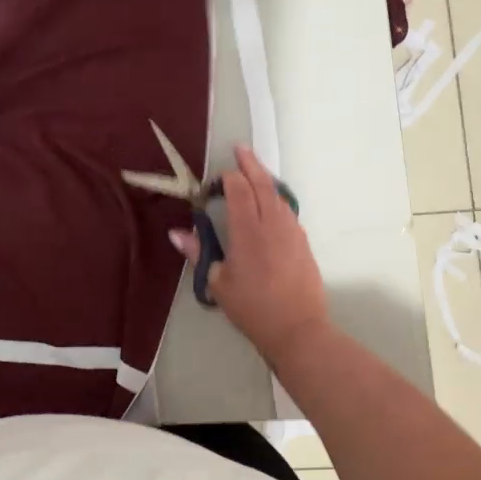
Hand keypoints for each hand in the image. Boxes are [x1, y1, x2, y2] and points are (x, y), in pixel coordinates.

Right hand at [170, 144, 331, 365]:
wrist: (298, 330)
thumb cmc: (252, 308)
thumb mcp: (217, 282)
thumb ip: (199, 253)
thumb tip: (177, 233)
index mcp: (248, 232)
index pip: (239, 191)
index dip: (228, 178)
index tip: (217, 176)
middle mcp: (272, 225)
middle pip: (263, 185)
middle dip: (250, 165)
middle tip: (240, 149)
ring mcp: (292, 233)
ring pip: (279, 196)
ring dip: (266, 180)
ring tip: (254, 171)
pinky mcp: (303, 244)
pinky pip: (288, 211)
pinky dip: (277, 199)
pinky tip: (271, 203)